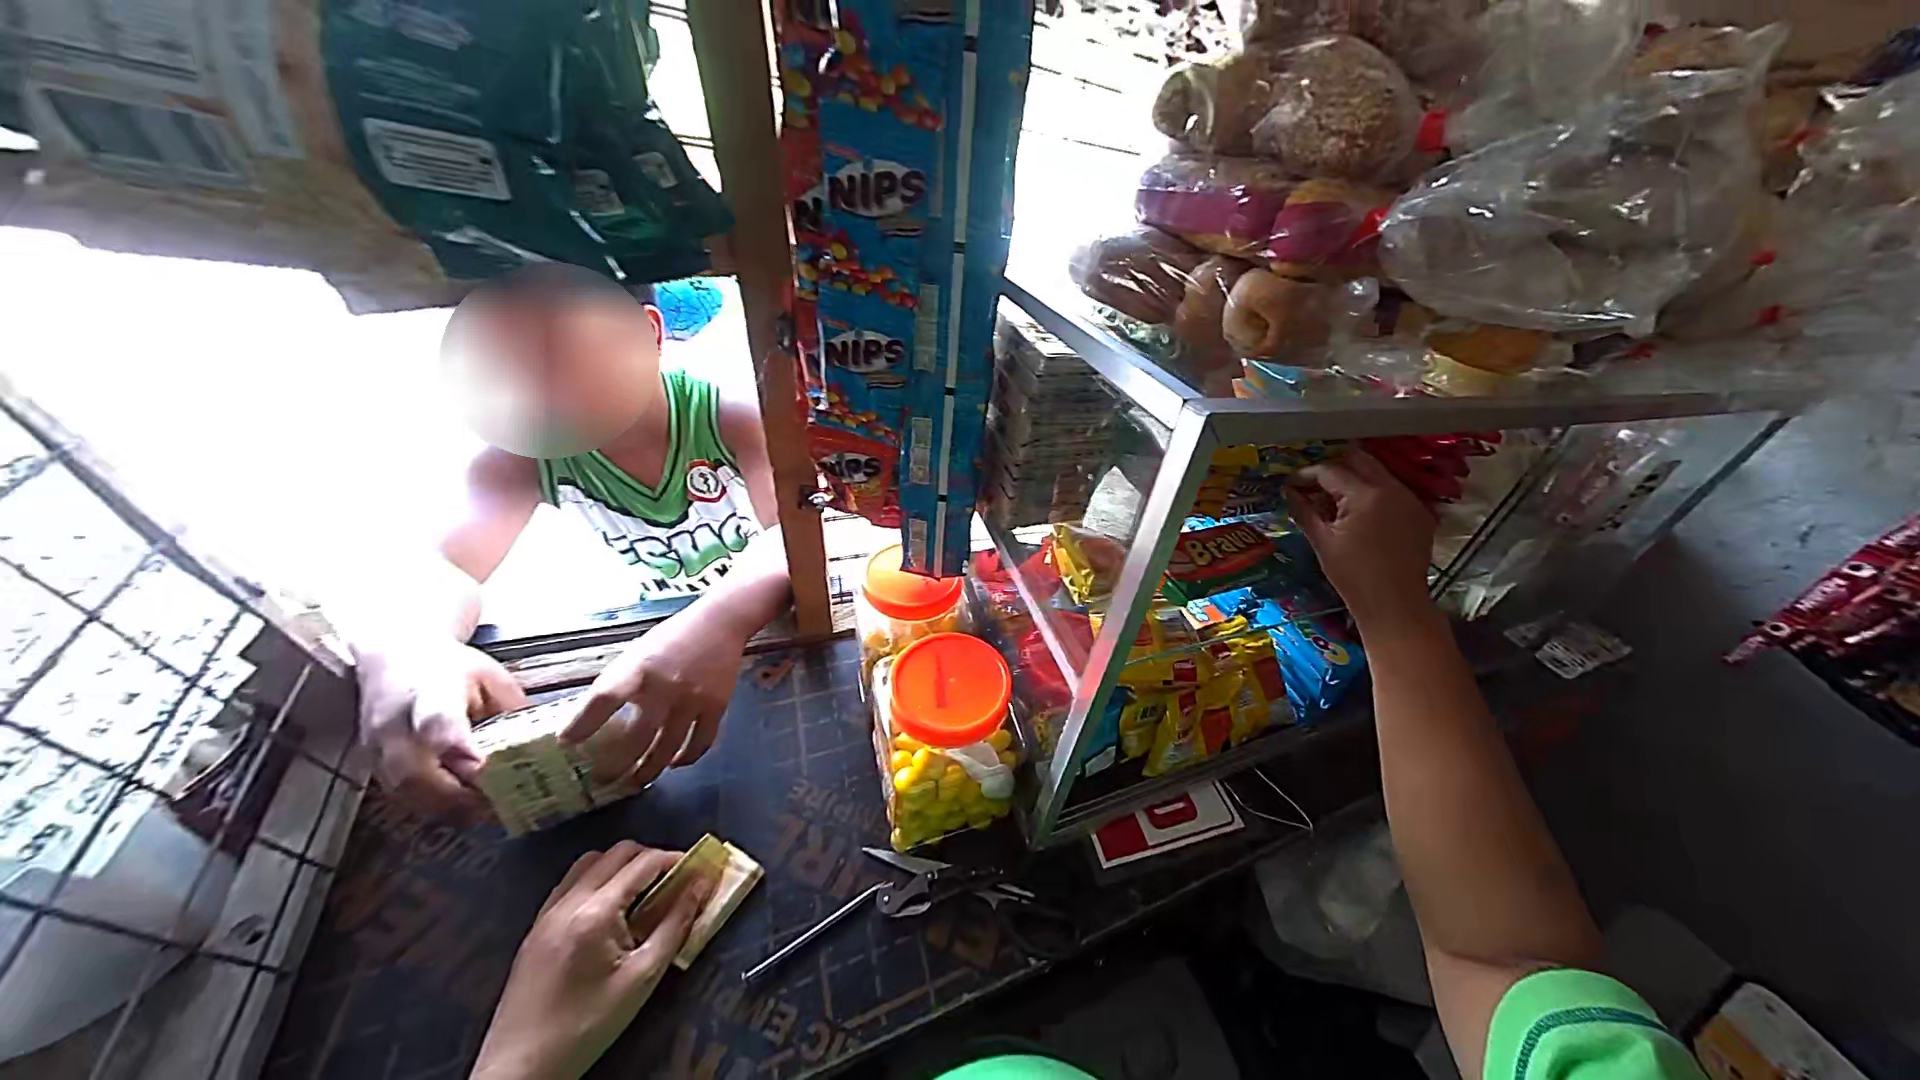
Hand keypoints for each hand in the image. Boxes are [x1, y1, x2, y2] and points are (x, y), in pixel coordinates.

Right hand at [354, 640, 528, 818]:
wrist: (394, 658)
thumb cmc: (451, 667)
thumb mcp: (490, 677)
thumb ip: (512, 710)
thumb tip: (545, 743)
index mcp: (429, 692)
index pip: (436, 723)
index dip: (458, 749)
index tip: (485, 768)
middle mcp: (395, 725)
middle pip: (414, 772)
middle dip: (457, 795)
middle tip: (499, 805)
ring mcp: (377, 748)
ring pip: (405, 792)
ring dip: (447, 807)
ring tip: (488, 811)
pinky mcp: (372, 765)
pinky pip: (400, 796)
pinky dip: (432, 806)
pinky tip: (463, 808)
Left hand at [472, 842, 713, 1079]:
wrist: (519, 1071)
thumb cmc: (586, 1026)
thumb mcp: (642, 978)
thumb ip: (676, 924)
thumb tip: (702, 884)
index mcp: (596, 913)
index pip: (644, 862)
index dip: (677, 859)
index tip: (698, 871)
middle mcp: (569, 901)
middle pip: (619, 852)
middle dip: (651, 859)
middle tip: (674, 882)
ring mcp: (548, 912)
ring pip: (592, 861)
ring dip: (622, 866)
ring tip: (641, 894)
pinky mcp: (536, 927)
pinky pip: (571, 882)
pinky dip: (597, 880)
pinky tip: (608, 910)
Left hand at [561, 610, 745, 786]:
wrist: (720, 624)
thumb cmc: (672, 638)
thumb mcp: (638, 653)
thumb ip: (620, 682)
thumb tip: (593, 717)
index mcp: (638, 668)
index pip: (603, 700)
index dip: (581, 725)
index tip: (566, 743)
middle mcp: (665, 688)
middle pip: (635, 739)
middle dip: (614, 766)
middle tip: (601, 780)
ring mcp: (693, 700)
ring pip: (667, 749)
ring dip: (648, 771)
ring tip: (634, 782)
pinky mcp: (716, 706)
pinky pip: (701, 742)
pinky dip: (686, 758)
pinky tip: (674, 763)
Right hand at [1286, 450, 1437, 630]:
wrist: (1395, 603)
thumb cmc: (1352, 575)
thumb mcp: (1322, 541)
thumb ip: (1304, 510)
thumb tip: (1288, 492)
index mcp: (1365, 496)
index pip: (1330, 470)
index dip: (1305, 474)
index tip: (1290, 484)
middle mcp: (1393, 489)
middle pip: (1359, 460)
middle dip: (1332, 467)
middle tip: (1311, 484)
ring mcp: (1410, 500)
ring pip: (1377, 473)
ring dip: (1353, 478)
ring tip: (1331, 499)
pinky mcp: (1419, 513)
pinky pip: (1391, 490)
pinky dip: (1371, 493)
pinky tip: (1356, 513)